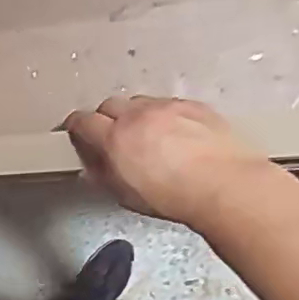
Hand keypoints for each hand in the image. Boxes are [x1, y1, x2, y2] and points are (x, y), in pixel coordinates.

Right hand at [61, 96, 277, 225]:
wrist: (223, 185)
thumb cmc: (177, 196)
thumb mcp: (125, 196)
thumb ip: (103, 176)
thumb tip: (92, 169)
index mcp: (115, 137)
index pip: (83, 121)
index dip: (75, 126)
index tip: (75, 131)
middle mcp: (139, 115)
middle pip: (110, 105)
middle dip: (105, 119)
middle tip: (110, 137)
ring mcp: (167, 107)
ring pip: (140, 103)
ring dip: (135, 116)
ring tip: (144, 138)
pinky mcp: (193, 106)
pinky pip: (169, 105)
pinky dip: (164, 117)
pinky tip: (173, 136)